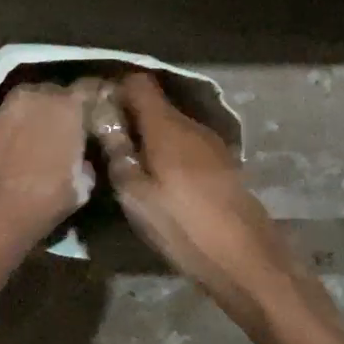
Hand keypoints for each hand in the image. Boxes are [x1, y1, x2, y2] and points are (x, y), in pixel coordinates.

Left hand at [0, 82, 95, 244]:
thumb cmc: (44, 199)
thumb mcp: (82, 187)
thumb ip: (84, 164)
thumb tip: (81, 162)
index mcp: (67, 107)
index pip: (87, 93)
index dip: (91, 107)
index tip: (93, 122)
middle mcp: (35, 97)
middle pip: (53, 95)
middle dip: (59, 109)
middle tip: (65, 131)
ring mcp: (5, 108)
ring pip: (26, 105)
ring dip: (33, 118)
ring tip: (38, 141)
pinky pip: (6, 120)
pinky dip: (12, 130)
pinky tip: (14, 150)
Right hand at [90, 74, 296, 318]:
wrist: (245, 260)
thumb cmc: (183, 226)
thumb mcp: (135, 196)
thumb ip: (117, 154)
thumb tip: (103, 122)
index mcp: (166, 126)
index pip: (138, 83)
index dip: (115, 90)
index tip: (97, 110)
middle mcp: (192, 125)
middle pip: (156, 105)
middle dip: (131, 118)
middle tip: (108, 144)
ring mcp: (212, 144)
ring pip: (173, 127)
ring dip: (151, 138)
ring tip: (133, 166)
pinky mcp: (224, 164)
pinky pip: (188, 146)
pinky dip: (171, 154)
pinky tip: (163, 182)